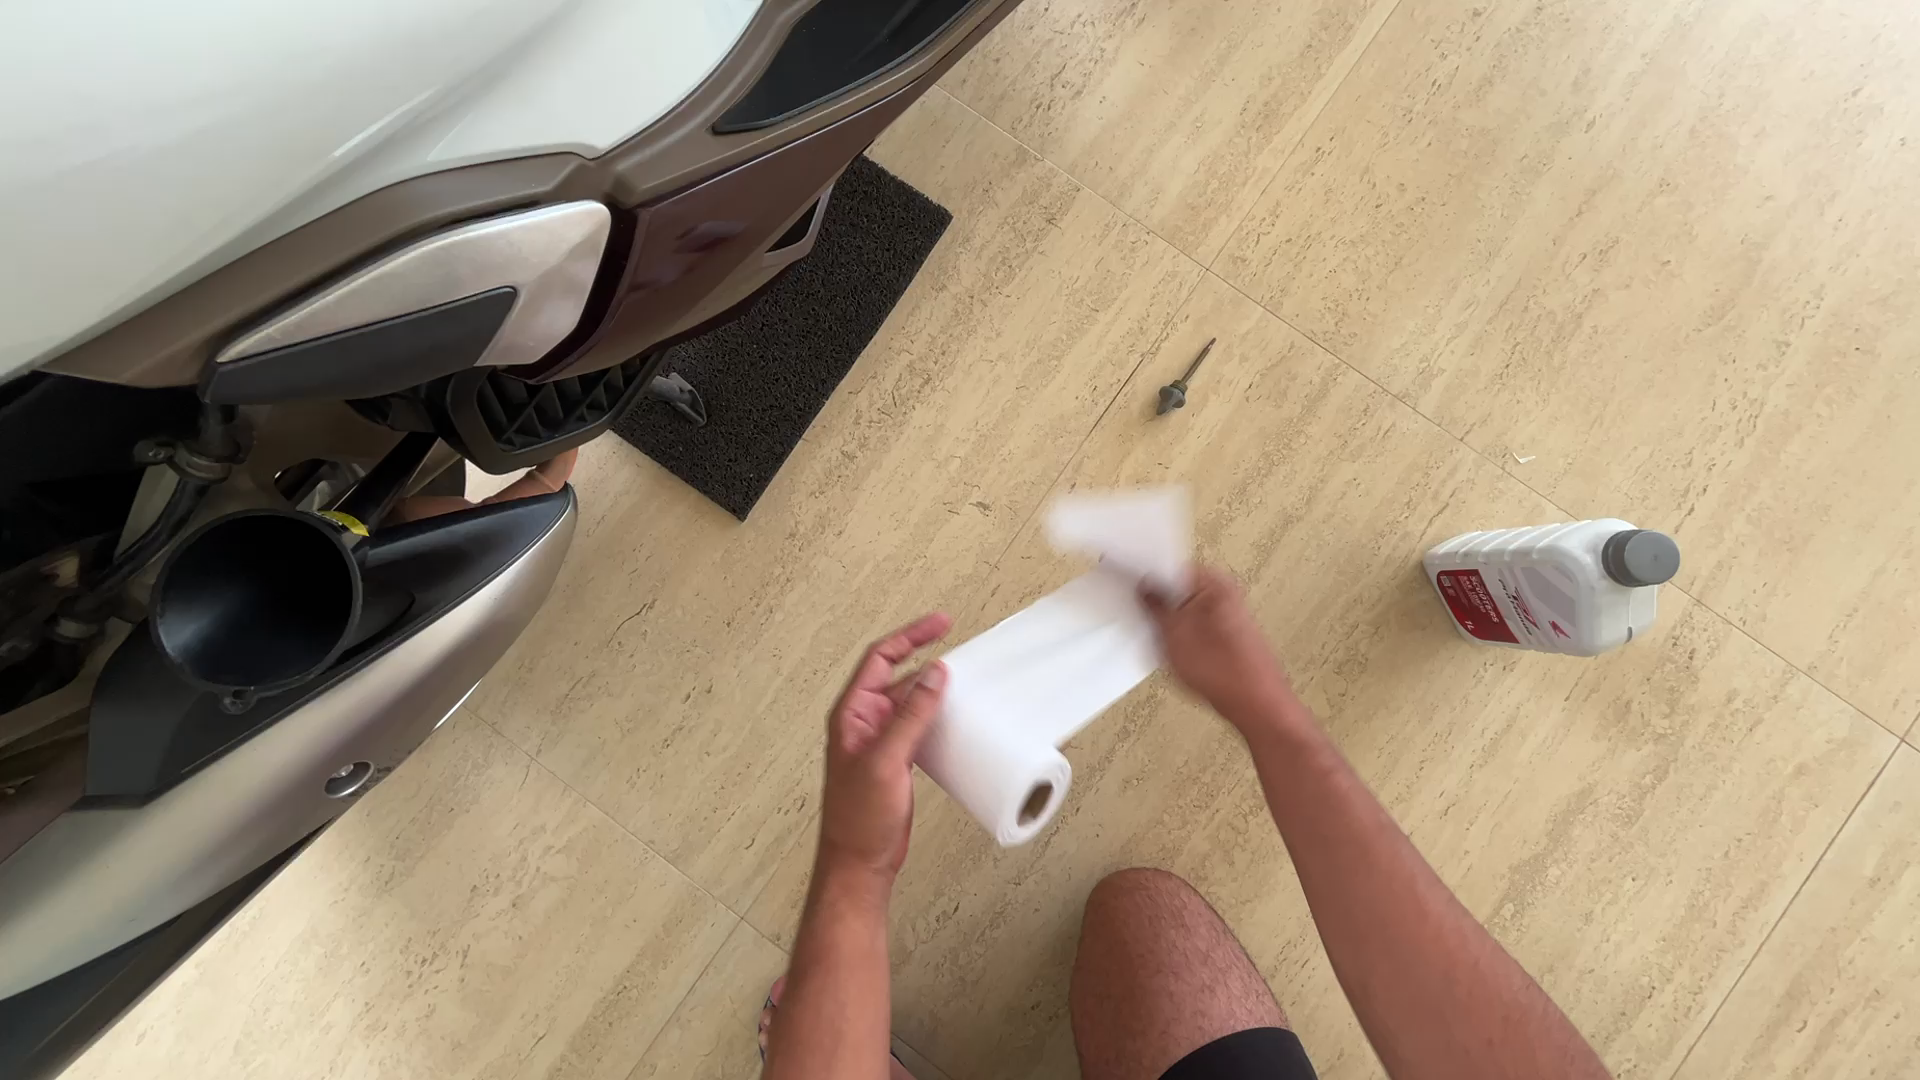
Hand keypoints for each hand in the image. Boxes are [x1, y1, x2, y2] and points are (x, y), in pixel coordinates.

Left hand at [818, 612, 951, 879]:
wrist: (859, 863)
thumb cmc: (857, 820)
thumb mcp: (886, 761)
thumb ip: (910, 716)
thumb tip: (933, 675)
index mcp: (852, 713)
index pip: (880, 658)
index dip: (910, 637)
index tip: (939, 624)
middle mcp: (865, 721)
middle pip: (898, 675)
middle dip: (926, 658)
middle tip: (957, 646)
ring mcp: (882, 740)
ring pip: (911, 700)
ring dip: (934, 689)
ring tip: (962, 680)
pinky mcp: (897, 759)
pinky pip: (919, 724)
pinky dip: (937, 715)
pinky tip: (953, 717)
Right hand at [1141, 566, 1299, 730]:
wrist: (1257, 708)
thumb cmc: (1226, 675)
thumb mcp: (1172, 635)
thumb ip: (1153, 606)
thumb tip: (1144, 588)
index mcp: (1214, 582)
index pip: (1168, 565)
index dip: (1142, 571)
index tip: (1123, 577)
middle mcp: (1226, 592)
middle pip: (1177, 585)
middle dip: (1155, 597)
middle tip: (1136, 609)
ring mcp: (1229, 613)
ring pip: (1185, 605)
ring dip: (1168, 618)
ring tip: (1158, 636)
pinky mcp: (1229, 633)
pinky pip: (1195, 622)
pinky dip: (1181, 631)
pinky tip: (1174, 648)